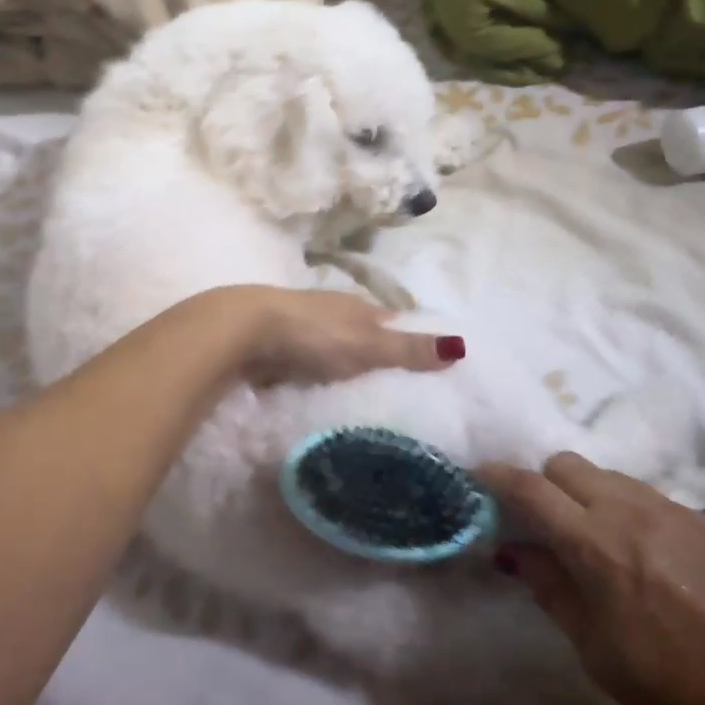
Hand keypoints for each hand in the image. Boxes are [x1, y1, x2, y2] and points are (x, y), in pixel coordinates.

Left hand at [212, 285, 462, 386]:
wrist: (244, 333)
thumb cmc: (313, 335)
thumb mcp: (368, 344)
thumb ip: (409, 348)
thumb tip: (460, 345)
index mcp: (356, 305)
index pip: (391, 319)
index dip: (408, 336)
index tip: (427, 362)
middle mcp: (330, 312)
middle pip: (361, 334)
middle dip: (376, 354)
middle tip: (399, 390)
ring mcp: (301, 329)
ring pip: (332, 349)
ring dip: (344, 367)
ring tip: (364, 399)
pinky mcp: (277, 349)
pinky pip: (307, 366)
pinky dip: (317, 378)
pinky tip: (323, 396)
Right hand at [480, 454, 704, 704]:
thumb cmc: (681, 687)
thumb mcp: (600, 653)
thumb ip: (551, 591)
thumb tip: (516, 552)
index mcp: (596, 545)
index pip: (530, 488)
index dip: (496, 476)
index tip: (477, 475)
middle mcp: (632, 510)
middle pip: (567, 464)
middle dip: (545, 484)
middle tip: (544, 525)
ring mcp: (677, 510)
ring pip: (611, 476)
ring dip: (589, 496)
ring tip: (600, 544)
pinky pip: (654, 498)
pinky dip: (633, 513)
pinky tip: (653, 560)